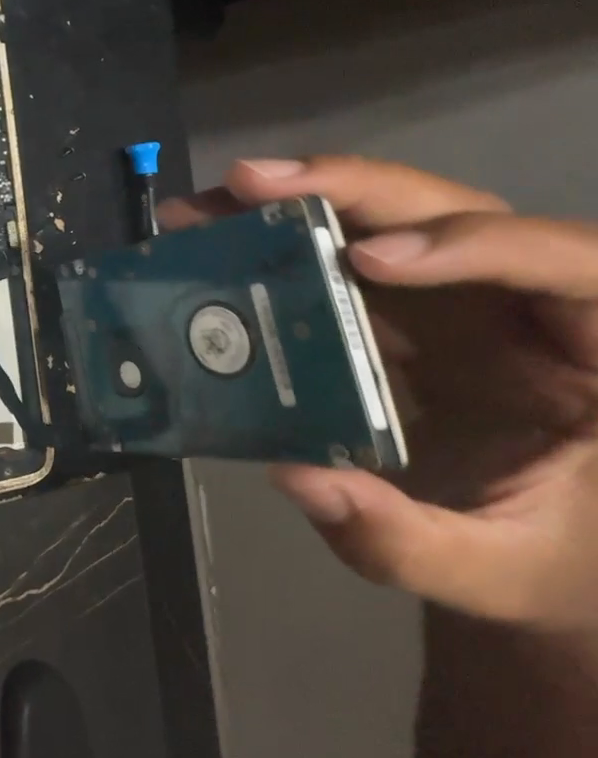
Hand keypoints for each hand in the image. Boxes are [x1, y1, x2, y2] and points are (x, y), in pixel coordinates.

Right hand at [161, 156, 597, 631]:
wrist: (534, 556)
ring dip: (288, 203)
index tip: (369, 259)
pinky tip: (205, 236)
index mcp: (595, 355)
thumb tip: (297, 477)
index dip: (478, 245)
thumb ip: (407, 541)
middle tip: (249, 185)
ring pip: (382, 218)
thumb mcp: (493, 572)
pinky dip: (266, 239)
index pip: (570, 265)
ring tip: (200, 208)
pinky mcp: (393, 311)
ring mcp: (453, 302)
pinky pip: (332, 259)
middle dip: (348, 189)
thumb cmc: (549, 564)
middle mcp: (525, 306)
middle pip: (454, 209)